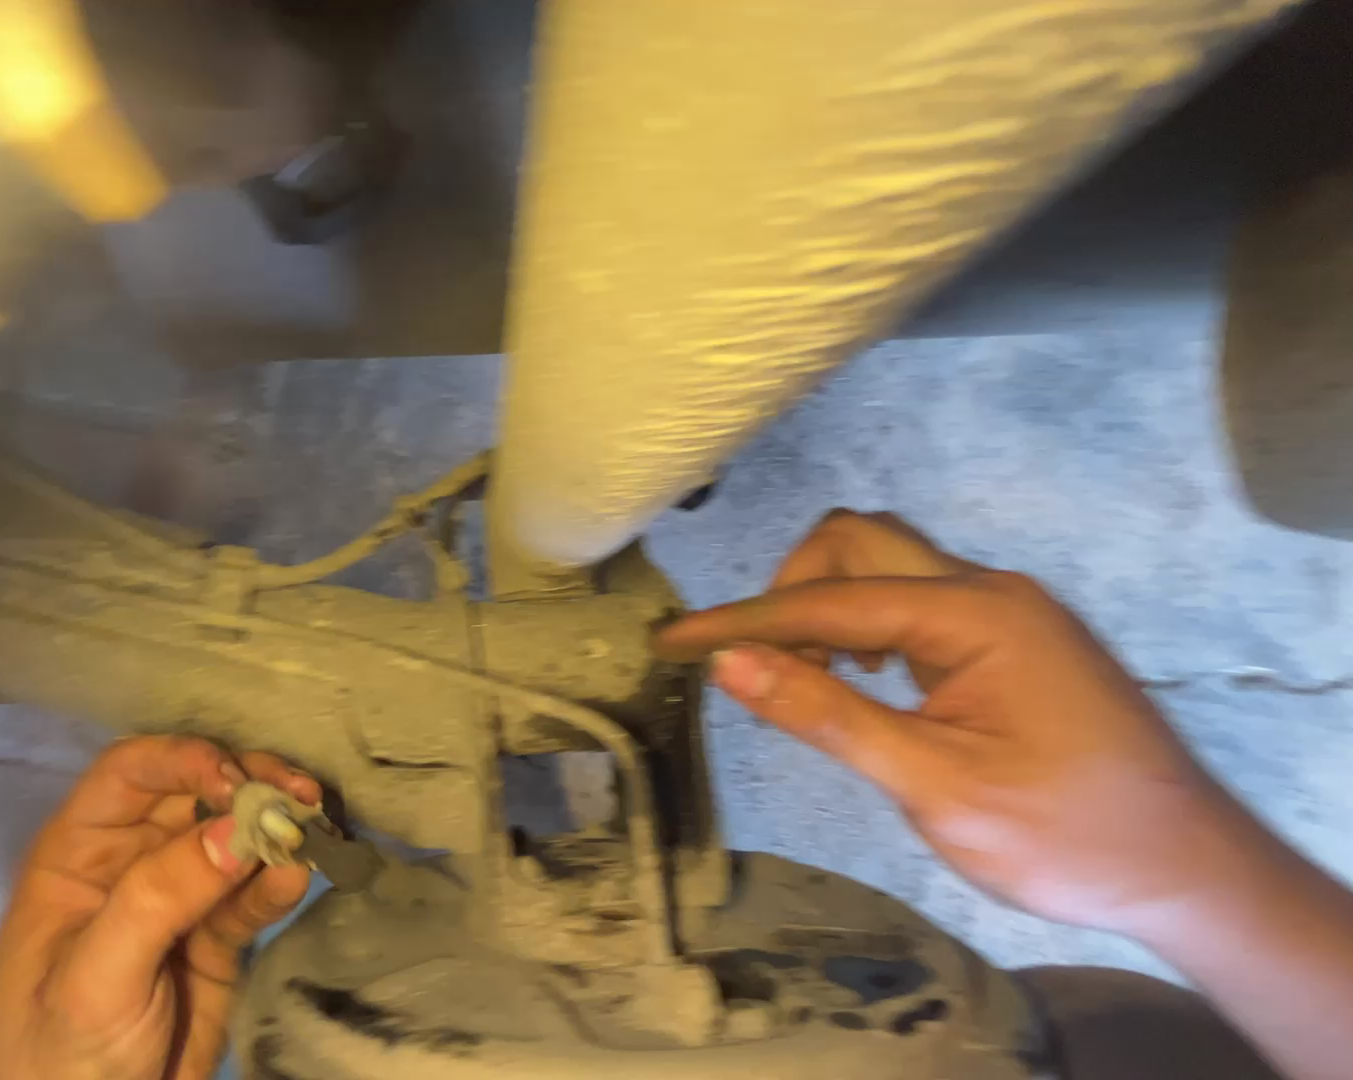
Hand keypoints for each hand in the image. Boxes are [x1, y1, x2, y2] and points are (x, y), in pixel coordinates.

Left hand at [0, 735, 321, 1079]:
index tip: (233, 781)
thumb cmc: (59, 1062)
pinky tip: (299, 876)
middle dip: (247, 783)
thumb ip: (161, 897)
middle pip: (195, 792)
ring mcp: (177, 896)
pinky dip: (277, 881)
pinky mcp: (215, 936)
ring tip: (315, 822)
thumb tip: (238, 828)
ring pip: (232, 836)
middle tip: (297, 792)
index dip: (183, 760)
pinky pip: (251, 894)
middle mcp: (130, 859)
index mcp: (80, 852)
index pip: (131, 772)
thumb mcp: (96, 979)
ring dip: (274, 824)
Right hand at [652, 510, 1267, 933]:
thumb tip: (727, 663)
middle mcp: (983, 587)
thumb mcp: (932, 785)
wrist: (1191, 875)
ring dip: (820, 605)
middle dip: (788, 592)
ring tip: (811, 678)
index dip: (738, 622)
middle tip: (767, 665)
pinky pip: (900, 591)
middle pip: (851, 540)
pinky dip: (853, 620)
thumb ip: (825, 714)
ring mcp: (995, 603)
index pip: (824, 602)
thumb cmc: (1063, 838)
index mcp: (973, 615)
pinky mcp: (997, 627)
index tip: (671, 642)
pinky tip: (860, 676)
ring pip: (874, 559)